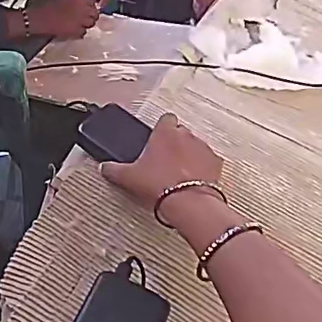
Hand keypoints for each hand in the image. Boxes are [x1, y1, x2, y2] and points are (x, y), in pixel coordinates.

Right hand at [26, 0, 100, 39]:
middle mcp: (83, 9)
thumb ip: (77, 4)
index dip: (89, 8)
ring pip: (91, 24)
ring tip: (77, 26)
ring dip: (86, 25)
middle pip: (95, 14)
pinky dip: (79, 33)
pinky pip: (83, 33)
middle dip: (90, 17)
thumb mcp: (65, 0)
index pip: (92, 3)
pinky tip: (72, 31)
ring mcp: (81, 20)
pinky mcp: (76, 31)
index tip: (85, 11)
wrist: (40, 18)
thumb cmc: (49, 8)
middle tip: (82, 20)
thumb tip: (85, 10)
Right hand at [101, 114, 221, 207]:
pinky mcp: (216, 164)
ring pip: (195, 146)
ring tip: (177, 173)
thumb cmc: (160, 185)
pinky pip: (208, 162)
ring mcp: (203, 149)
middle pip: (180, 132)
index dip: (160, 128)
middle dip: (173, 143)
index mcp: (165, 133)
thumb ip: (113, 170)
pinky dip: (202, 168)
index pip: (165, 119)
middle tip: (162, 160)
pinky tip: (192, 181)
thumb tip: (105, 168)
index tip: (155, 138)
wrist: (188, 202)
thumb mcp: (128, 177)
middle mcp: (186, 136)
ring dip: (188, 155)